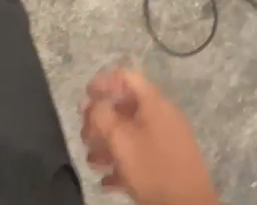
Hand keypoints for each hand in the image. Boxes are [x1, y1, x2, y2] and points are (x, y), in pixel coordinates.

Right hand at [80, 68, 218, 204]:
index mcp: (154, 102)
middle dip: (101, 121)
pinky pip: (142, 153)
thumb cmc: (152, 167)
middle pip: (126, 106)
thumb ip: (101, 114)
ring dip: (108, 144)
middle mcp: (164, 115)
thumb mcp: (119, 138)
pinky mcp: (171, 163)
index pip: (125, 76)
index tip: (86, 97)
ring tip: (93, 160)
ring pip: (132, 132)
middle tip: (85, 136)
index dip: (102, 82)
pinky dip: (123, 161)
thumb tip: (92, 102)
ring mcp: (170, 140)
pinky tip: (108, 179)